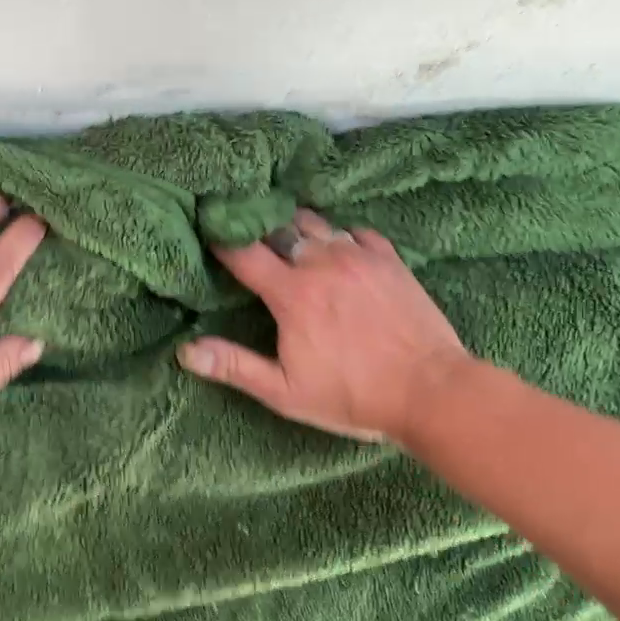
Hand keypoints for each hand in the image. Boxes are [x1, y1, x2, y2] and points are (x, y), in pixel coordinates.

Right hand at [179, 209, 473, 444]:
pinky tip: (336, 252)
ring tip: (286, 242)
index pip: (243, 251)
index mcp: (292, 293)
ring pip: (315, 224)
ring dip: (296, 231)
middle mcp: (322, 264)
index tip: (208, 235)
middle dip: (258, 230)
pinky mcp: (389, 261)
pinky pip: (354, 232)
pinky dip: (338, 237)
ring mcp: (359, 257)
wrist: (434, 392)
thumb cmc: (353, 396)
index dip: (221, 241)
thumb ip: (234, 367)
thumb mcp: (286, 392)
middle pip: (278, 228)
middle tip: (246, 238)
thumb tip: (185, 351)